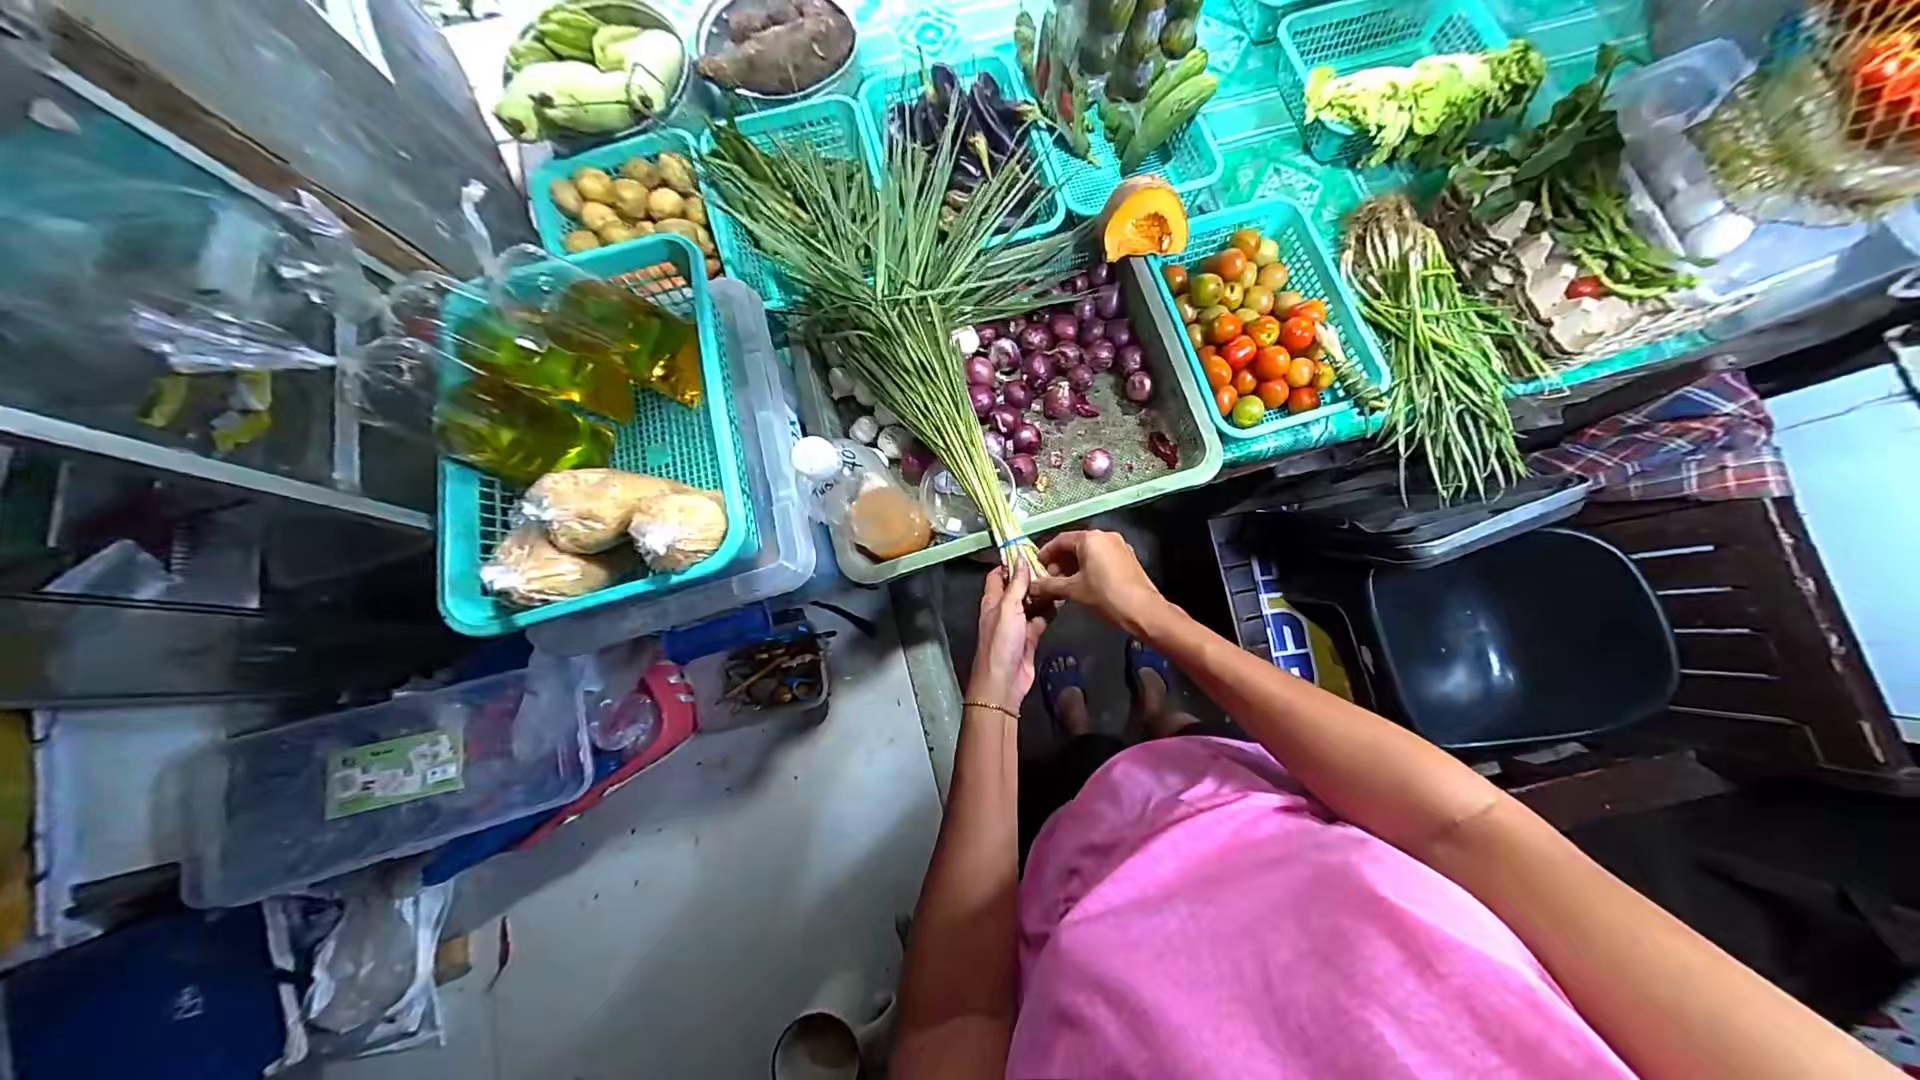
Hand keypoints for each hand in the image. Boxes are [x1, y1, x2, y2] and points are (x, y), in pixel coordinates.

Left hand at [968, 561, 1047, 712]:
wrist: (1004, 681)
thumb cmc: (1001, 642)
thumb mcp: (1008, 608)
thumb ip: (1016, 584)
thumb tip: (1019, 559)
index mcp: (992, 601)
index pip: (998, 575)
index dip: (1011, 564)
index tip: (1030, 553)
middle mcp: (1003, 610)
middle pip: (1017, 588)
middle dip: (1032, 578)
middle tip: (1053, 566)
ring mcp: (1016, 625)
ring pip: (1031, 603)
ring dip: (1043, 594)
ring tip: (1060, 581)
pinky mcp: (1029, 638)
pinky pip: (1040, 620)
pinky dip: (1049, 612)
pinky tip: (1061, 603)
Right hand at [1027, 530, 1166, 636]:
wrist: (1144, 610)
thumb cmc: (1105, 596)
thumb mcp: (1073, 591)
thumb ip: (1049, 586)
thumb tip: (1031, 587)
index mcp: (1090, 538)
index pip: (1060, 540)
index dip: (1046, 553)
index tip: (1037, 566)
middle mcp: (1105, 536)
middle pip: (1075, 544)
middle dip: (1060, 561)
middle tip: (1051, 579)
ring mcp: (1119, 546)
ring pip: (1089, 551)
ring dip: (1074, 565)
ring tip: (1065, 584)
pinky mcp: (1128, 557)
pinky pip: (1102, 557)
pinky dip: (1089, 567)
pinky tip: (1084, 583)